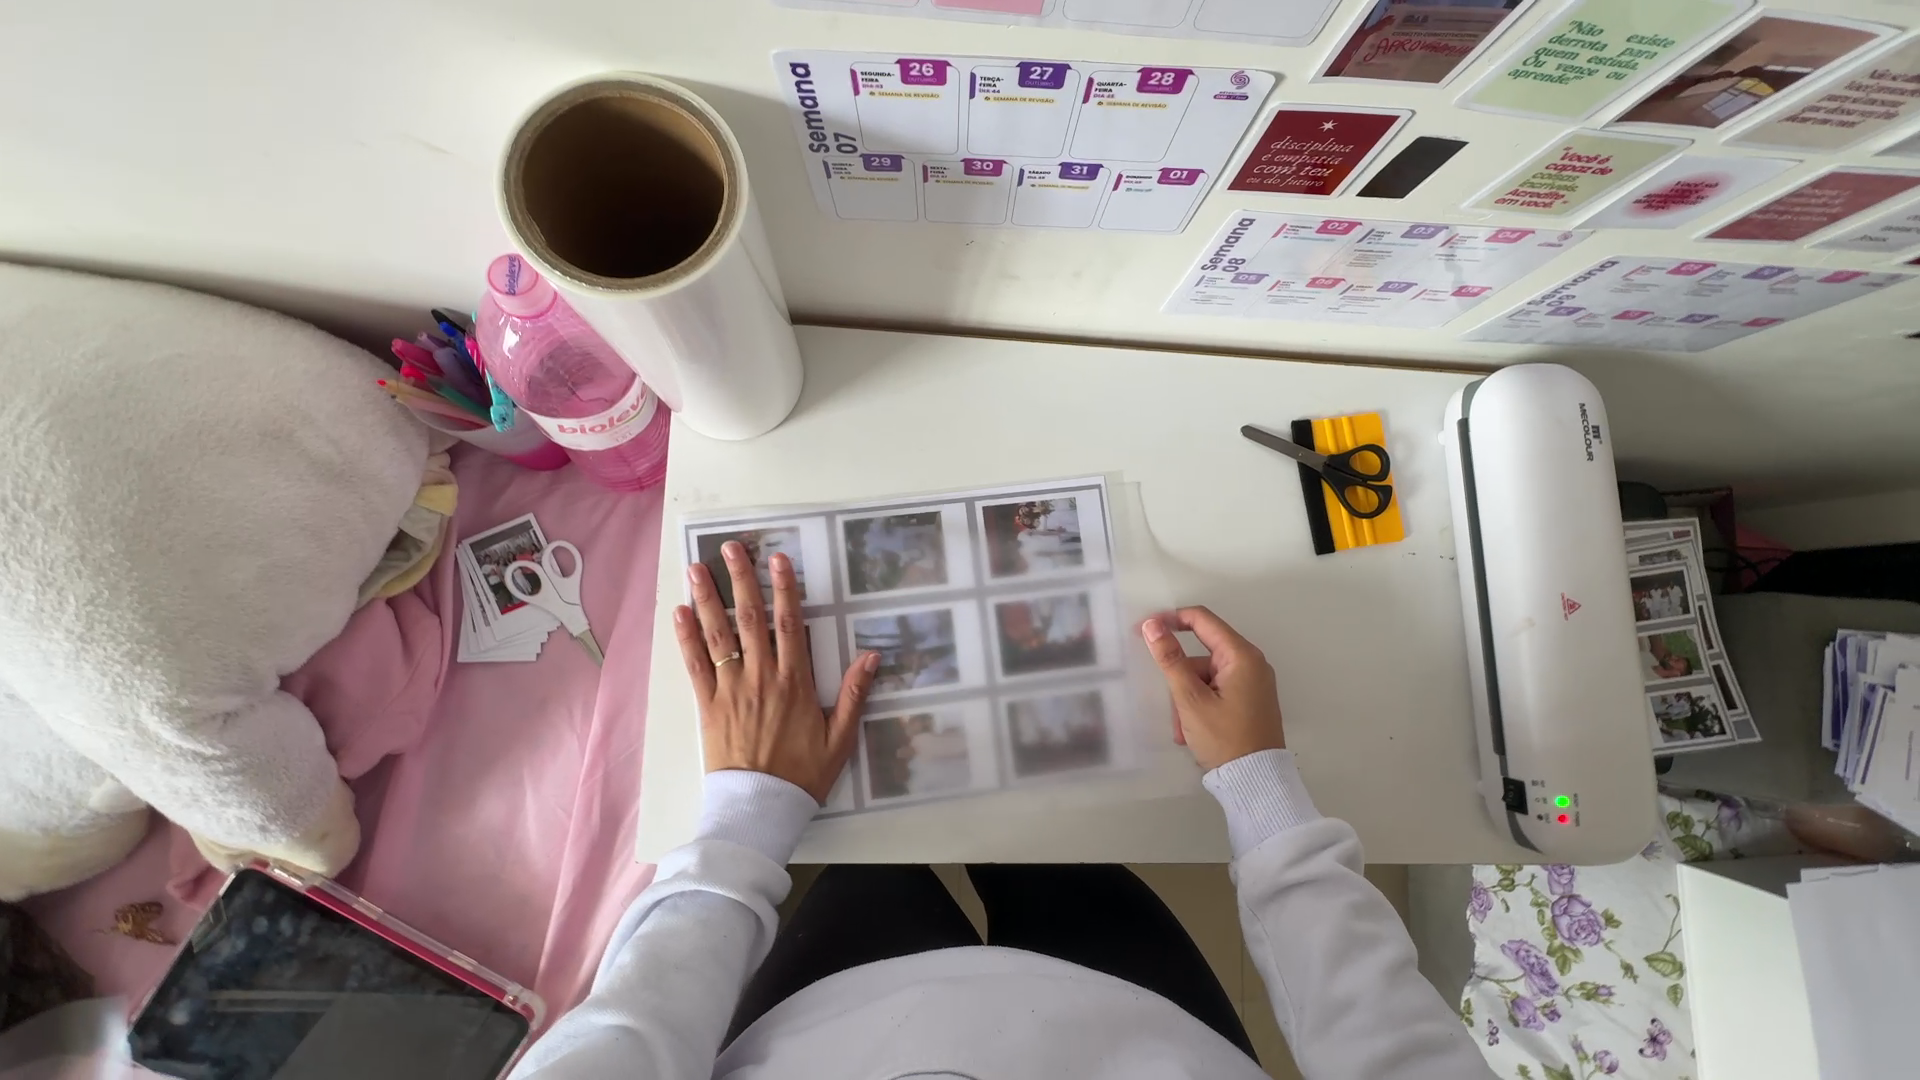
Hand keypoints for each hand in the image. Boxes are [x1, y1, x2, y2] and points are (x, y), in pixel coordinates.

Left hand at [675, 541, 877, 802]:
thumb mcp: (840, 738)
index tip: (778, 559)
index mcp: (795, 682)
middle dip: (740, 581)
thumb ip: (855, 695)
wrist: (759, 808)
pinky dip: (687, 638)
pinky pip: (695, 666)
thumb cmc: (803, 774)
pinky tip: (680, 613)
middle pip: (750, 620)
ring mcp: (731, 689)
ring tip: (696, 569)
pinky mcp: (707, 706)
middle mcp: (761, 677)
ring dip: (708, 599)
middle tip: (731, 548)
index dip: (784, 589)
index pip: (790, 625)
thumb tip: (871, 656)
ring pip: (719, 636)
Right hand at [1140, 607, 1284, 771]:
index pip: (1201, 620)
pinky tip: (1192, 732)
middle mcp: (1251, 663)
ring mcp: (1252, 683)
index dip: (1170, 620)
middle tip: (1170, 704)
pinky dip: (1199, 706)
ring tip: (1182, 729)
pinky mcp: (1250, 700)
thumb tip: (1153, 625)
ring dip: (1186, 699)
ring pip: (1204, 677)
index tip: (1143, 631)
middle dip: (1179, 678)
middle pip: (1201, 655)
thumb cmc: (1224, 738)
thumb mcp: (1190, 698)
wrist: (1257, 783)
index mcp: (1241, 656)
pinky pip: (1216, 691)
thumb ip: (1170, 659)